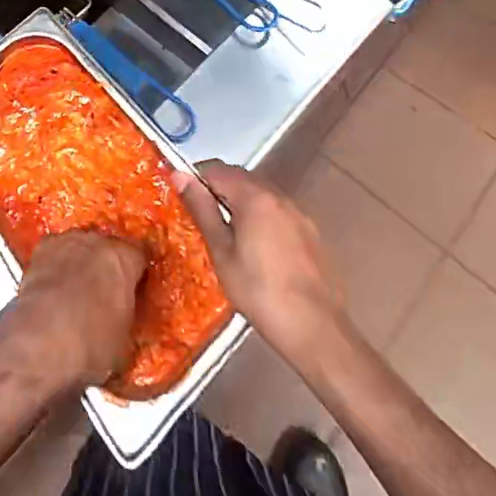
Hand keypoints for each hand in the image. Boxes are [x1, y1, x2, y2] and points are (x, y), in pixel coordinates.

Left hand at [11, 232, 146, 388]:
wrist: (42, 341)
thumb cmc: (92, 344)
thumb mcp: (124, 337)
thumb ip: (126, 314)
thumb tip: (121, 317)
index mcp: (125, 260)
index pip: (139, 255)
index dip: (136, 272)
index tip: (133, 288)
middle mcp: (98, 242)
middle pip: (107, 246)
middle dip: (106, 265)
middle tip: (102, 291)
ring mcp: (68, 242)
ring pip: (79, 246)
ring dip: (79, 261)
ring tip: (73, 288)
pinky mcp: (41, 250)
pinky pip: (54, 252)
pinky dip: (54, 265)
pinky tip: (51, 286)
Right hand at [171, 161, 345, 361]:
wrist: (314, 326)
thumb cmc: (259, 292)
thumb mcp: (222, 252)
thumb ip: (202, 210)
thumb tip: (180, 176)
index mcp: (255, 197)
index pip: (217, 169)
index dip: (196, 178)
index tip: (183, 197)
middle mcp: (279, 196)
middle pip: (241, 178)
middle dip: (218, 189)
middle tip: (202, 217)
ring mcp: (299, 213)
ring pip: (261, 194)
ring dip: (241, 203)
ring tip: (228, 235)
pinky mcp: (311, 231)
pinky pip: (278, 212)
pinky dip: (262, 217)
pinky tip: (258, 249)